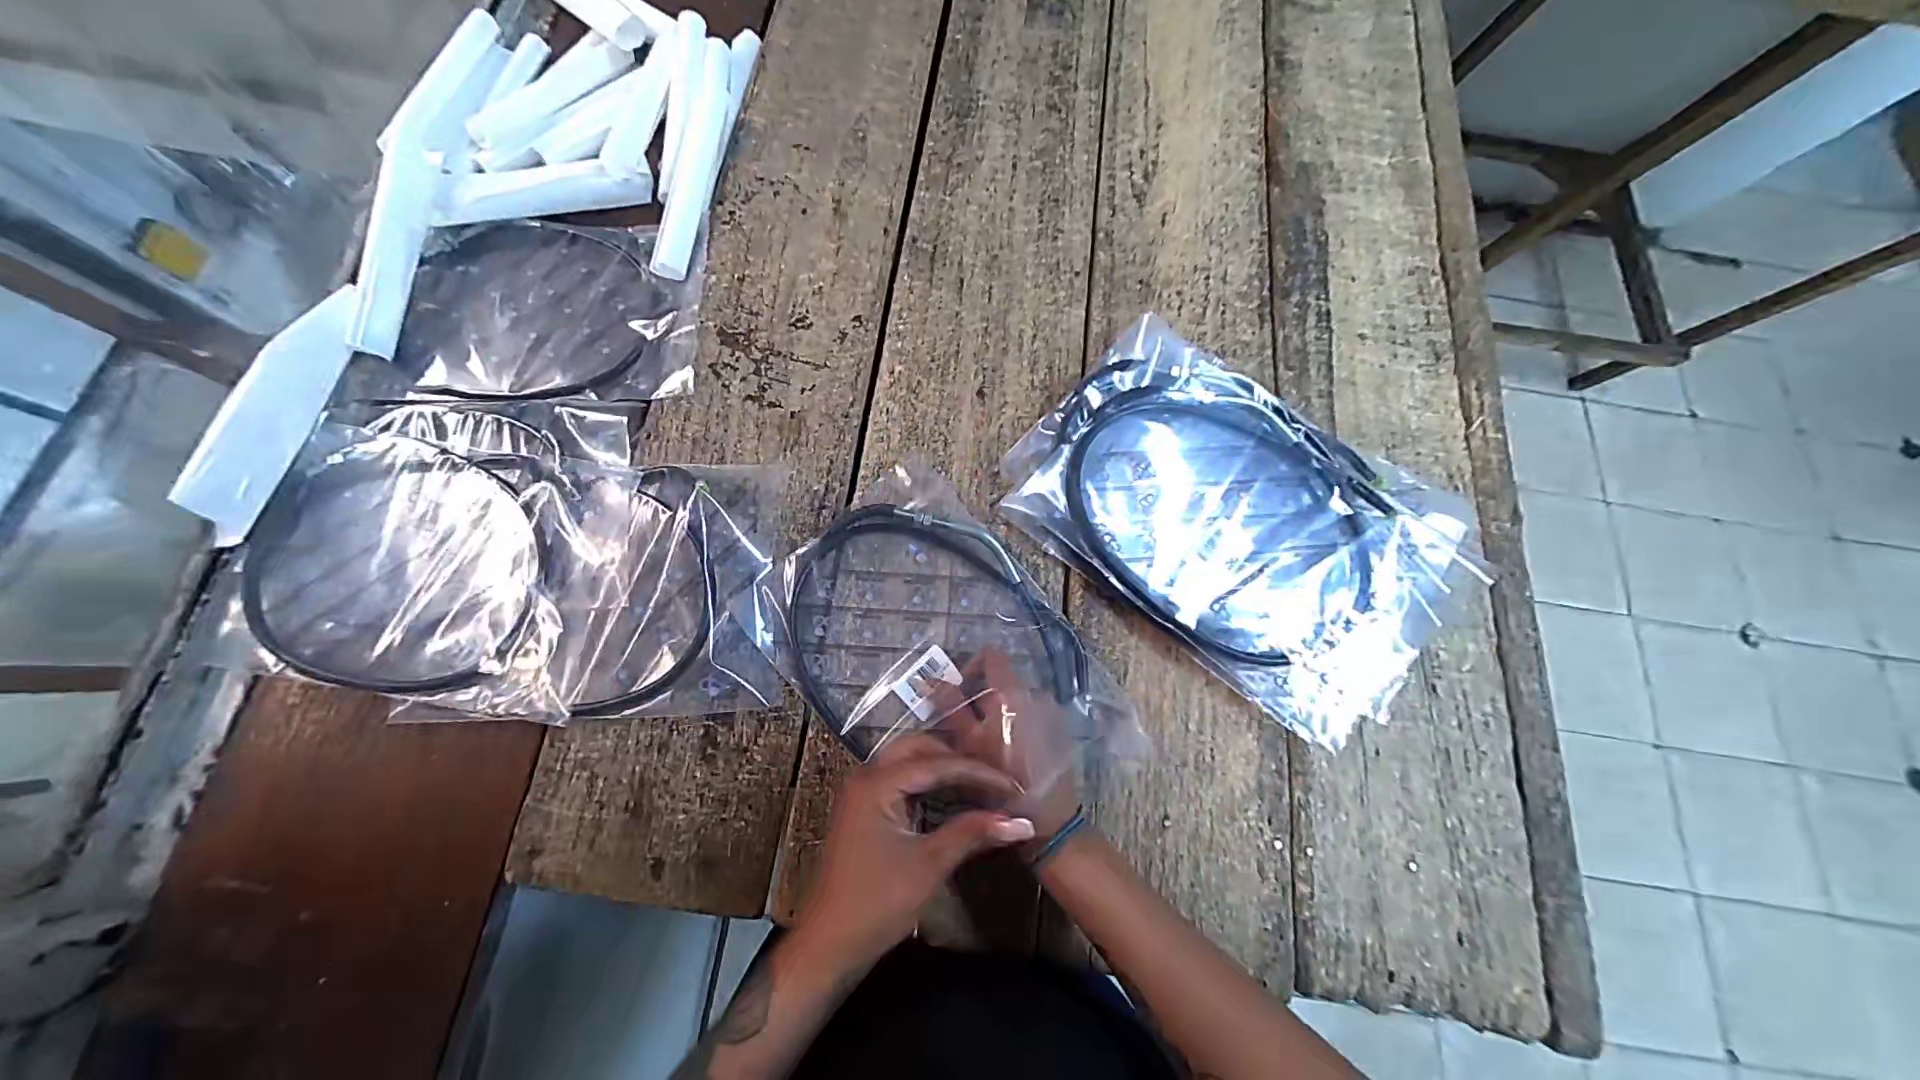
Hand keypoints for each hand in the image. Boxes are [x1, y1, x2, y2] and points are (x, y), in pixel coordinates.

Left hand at [793, 735, 1034, 972]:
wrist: (829, 944)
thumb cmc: (877, 902)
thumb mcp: (930, 865)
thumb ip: (973, 833)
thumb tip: (1021, 822)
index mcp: (877, 783)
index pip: (937, 763)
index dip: (978, 772)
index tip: (1013, 785)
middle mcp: (867, 777)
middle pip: (919, 749)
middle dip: (958, 760)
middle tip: (994, 777)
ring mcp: (863, 794)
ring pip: (908, 764)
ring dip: (943, 770)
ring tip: (981, 785)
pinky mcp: (865, 811)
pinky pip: (901, 783)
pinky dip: (929, 786)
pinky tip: (955, 800)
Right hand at [931, 648, 1082, 838]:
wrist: (1051, 824)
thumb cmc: (1004, 786)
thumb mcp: (968, 747)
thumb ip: (951, 709)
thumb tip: (931, 679)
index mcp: (1011, 696)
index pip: (991, 656)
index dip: (970, 667)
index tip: (956, 692)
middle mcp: (1034, 696)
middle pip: (1001, 681)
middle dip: (979, 699)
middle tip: (963, 727)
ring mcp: (1050, 713)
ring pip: (1013, 702)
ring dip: (997, 714)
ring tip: (985, 744)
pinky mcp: (1058, 731)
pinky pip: (1030, 716)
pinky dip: (1015, 726)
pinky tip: (1008, 753)